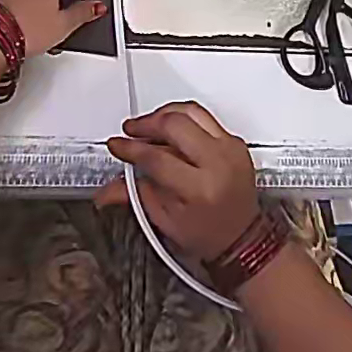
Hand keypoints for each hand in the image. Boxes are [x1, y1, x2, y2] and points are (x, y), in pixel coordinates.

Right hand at [95, 102, 260, 260]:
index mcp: (199, 189)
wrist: (243, 239)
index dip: (131, 149)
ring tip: (148, 124)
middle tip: (132, 131)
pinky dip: (184, 119)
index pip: (156, 157)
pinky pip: (206, 118)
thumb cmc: (208, 233)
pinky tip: (170, 128)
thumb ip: (134, 195)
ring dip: (164, 114)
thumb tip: (107, 188)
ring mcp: (230, 150)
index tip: (118, 145)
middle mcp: (218, 164)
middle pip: (174, 125)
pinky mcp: (236, 142)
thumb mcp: (165, 220)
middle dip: (146, 124)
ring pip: (191, 112)